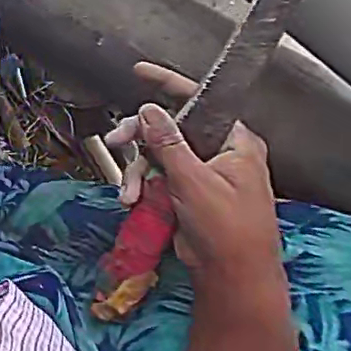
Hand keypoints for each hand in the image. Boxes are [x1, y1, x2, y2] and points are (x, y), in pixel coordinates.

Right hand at [108, 62, 283, 283]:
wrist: (232, 278)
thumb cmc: (228, 230)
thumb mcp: (193, 181)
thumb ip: (168, 143)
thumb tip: (149, 110)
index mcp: (234, 142)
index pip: (200, 101)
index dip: (169, 85)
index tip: (141, 73)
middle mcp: (219, 152)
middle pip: (171, 128)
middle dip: (140, 139)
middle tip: (116, 141)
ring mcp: (203, 172)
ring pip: (159, 154)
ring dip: (139, 172)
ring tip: (130, 194)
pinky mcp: (188, 191)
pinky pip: (158, 176)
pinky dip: (143, 186)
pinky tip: (135, 201)